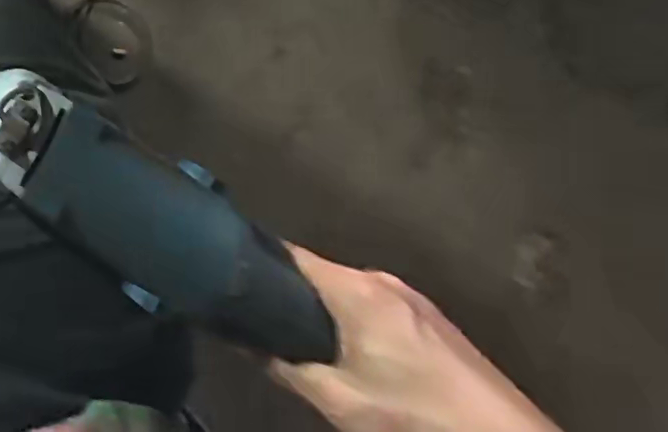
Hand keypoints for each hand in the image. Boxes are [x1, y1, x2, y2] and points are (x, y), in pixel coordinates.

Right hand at [270, 247, 560, 431]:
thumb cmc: (418, 419)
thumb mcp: (340, 401)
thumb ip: (286, 368)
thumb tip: (243, 343)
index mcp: (355, 287)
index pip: (287, 253)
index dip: (256, 263)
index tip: (231, 278)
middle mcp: (381, 280)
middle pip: (318, 275)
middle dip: (292, 298)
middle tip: (269, 327)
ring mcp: (414, 301)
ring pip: (348, 295)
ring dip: (327, 316)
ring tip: (310, 347)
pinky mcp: (436, 325)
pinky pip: (377, 310)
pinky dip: (357, 327)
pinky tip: (360, 361)